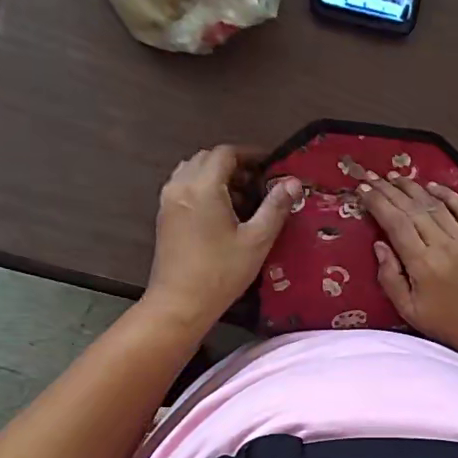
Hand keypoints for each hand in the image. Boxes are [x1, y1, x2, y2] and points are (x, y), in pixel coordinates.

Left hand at [144, 146, 299, 325]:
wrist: (180, 303)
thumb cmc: (221, 273)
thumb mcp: (257, 241)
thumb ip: (275, 207)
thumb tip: (293, 182)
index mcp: (203, 187)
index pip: (226, 153)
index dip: (250, 154)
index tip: (271, 165)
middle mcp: (181, 186)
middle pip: (207, 159)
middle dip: (234, 165)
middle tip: (259, 183)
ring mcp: (168, 201)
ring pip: (193, 173)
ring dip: (217, 177)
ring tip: (242, 199)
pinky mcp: (164, 217)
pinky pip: (184, 188)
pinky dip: (203, 190)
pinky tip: (222, 214)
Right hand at [358, 171, 457, 356]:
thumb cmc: (441, 322)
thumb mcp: (406, 308)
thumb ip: (389, 276)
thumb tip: (379, 243)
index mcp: (423, 263)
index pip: (396, 223)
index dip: (378, 203)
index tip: (362, 190)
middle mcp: (444, 245)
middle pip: (413, 208)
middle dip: (389, 190)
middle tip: (371, 177)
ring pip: (436, 204)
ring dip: (413, 188)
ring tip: (394, 177)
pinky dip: (447, 193)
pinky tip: (431, 185)